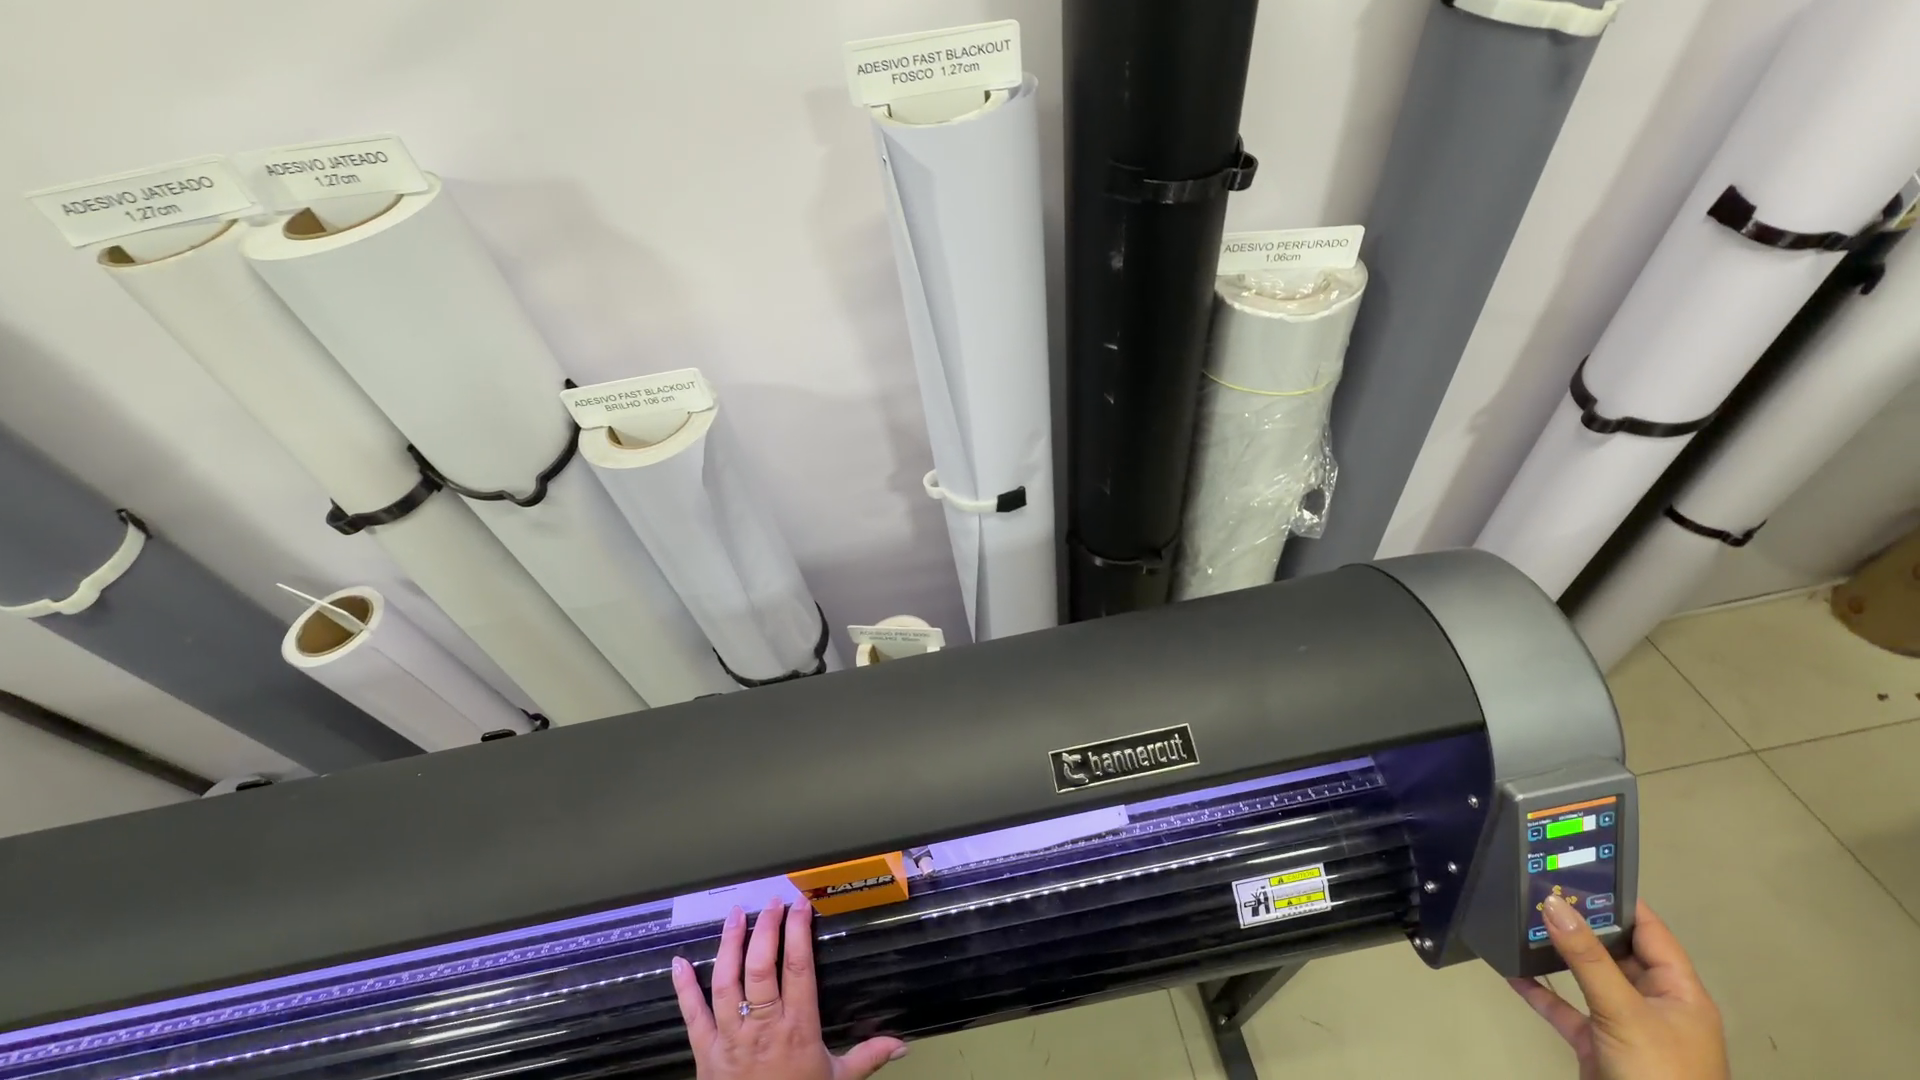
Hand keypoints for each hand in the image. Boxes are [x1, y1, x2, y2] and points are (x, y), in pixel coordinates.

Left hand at [672, 898, 908, 1079]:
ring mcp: (730, 1037)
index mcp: (797, 1028)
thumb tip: (903, 1046)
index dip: (798, 932)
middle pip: (761, 967)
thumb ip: (867, 1058)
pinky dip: (683, 988)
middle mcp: (762, 1026)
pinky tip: (678, 962)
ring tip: (735, 914)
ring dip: (729, 945)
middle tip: (771, 902)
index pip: (798, 968)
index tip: (801, 905)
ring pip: (726, 982)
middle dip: (766, 929)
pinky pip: (692, 1015)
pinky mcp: (704, 1052)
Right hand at [1509, 897, 1727, 1079]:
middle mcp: (1655, 1005)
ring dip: (1557, 954)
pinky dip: (1540, 989)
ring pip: (1588, 977)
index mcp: (1680, 994)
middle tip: (1539, 889)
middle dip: (1580, 923)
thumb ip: (1587, 958)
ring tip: (1520, 921)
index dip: (1619, 901)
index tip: (1578, 870)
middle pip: (1616, 952)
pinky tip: (1511, 970)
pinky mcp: (1598, 1046)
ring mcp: (1625, 1026)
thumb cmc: (1659, 1074)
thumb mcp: (1624, 1012)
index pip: (1651, 933)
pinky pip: (1565, 1008)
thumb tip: (1554, 902)